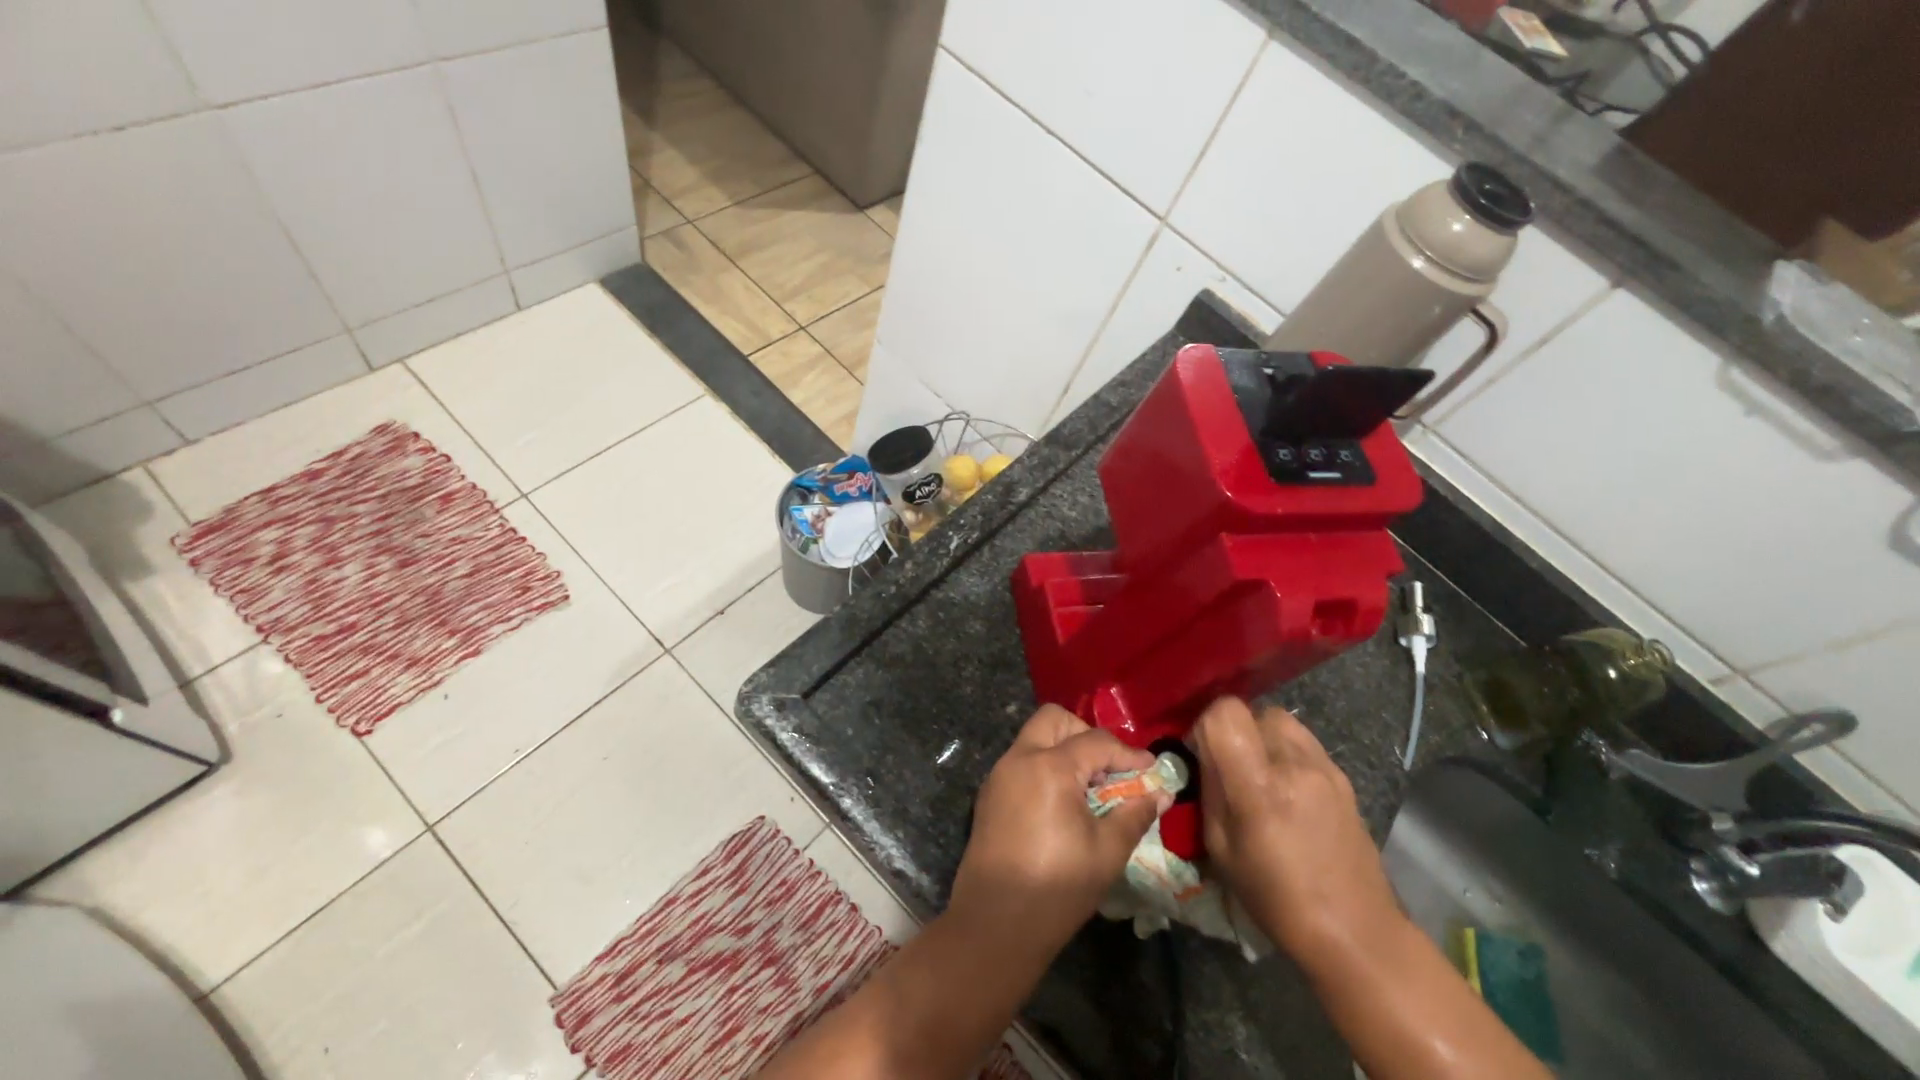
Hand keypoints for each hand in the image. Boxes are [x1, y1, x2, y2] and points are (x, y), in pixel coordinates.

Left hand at [951, 705, 1166, 944]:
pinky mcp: (989, 798)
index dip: (1129, 754)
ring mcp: (998, 777)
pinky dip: (1046, 769)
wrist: (995, 924)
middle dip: (1086, 735)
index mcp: (1049, 767)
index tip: (1152, 770)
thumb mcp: (1107, 851)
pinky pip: (1021, 764)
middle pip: (1054, 720)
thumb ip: (1134, 814)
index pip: (1096, 741)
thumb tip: (1159, 794)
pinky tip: (1065, 805)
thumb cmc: (1057, 887)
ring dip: (1065, 751)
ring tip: (1091, 790)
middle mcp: (1019, 760)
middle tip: (1110, 770)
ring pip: (1034, 740)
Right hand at [1192, 697, 1404, 969]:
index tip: (1201, 750)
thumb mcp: (1221, 850)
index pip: (1226, 713)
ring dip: (1262, 737)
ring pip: (1281, 722)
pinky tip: (1287, 790)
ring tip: (1259, 775)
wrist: (1354, 928)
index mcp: (1259, 786)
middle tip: (1229, 767)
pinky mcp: (1344, 777)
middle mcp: (1295, 764)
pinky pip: (1305, 743)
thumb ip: (1211, 791)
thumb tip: (1203, 755)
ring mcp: (1325, 768)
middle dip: (1235, 731)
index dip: (1207, 723)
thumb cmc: (1275, 898)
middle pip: (1254, 711)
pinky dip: (1287, 752)